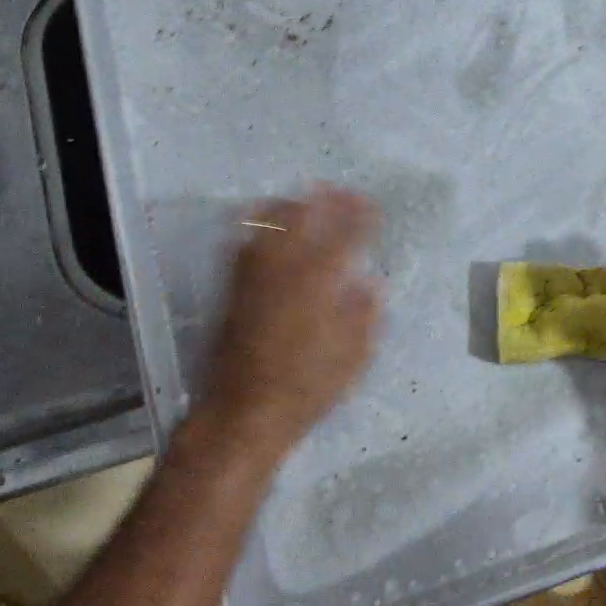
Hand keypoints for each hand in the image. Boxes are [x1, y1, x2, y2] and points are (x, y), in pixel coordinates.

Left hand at [188, 188, 381, 457]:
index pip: (346, 234)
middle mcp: (284, 268)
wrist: (244, 411)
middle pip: (303, 215)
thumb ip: (365, 314)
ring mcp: (253, 274)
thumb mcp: (354, 358)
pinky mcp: (232, 286)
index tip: (373, 206)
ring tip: (308, 199)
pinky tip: (270, 225)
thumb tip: (370, 284)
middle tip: (343, 193)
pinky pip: (245, 240)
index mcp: (321, 283)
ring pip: (270, 221)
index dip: (362, 215)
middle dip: (325, 198)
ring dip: (293, 204)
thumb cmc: (307, 389)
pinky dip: (262, 223)